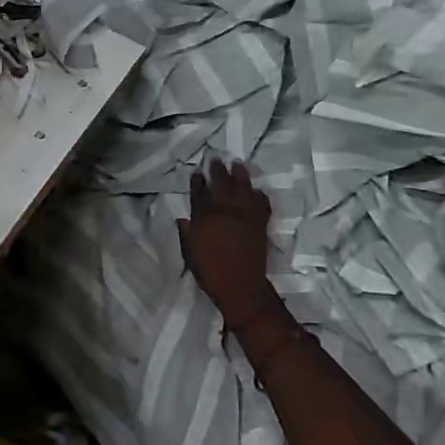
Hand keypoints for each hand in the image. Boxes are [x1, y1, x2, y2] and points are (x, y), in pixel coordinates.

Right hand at [177, 159, 280, 331]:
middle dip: (217, 170)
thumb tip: (182, 219)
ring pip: (243, 188)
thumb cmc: (210, 270)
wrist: (241, 285)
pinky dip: (259, 195)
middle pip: (221, 184)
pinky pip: (261, 204)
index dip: (197, 181)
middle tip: (216, 158)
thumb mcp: (190, 251)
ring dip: (240, 175)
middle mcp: (224, 211)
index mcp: (204, 217)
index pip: (199, 192)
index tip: (197, 172)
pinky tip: (257, 190)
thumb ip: (187, 232)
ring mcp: (245, 215)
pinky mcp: (260, 223)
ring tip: (238, 164)